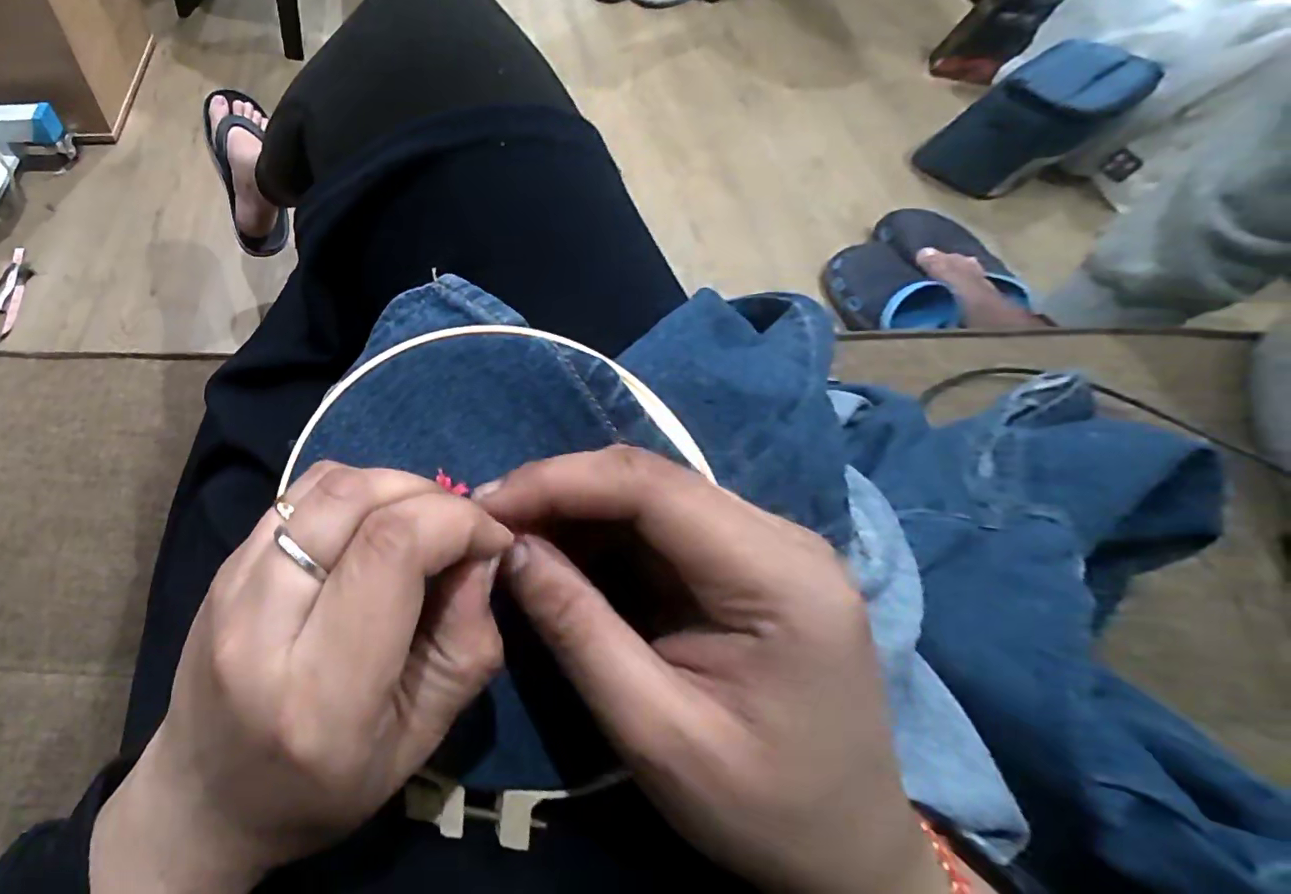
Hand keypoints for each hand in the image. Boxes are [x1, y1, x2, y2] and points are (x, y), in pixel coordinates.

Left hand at [90, 463, 512, 893]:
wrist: (206, 793)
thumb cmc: (323, 788)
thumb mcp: (418, 740)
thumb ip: (464, 646)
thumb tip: (481, 552)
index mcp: (320, 692)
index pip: (388, 552)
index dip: (453, 521)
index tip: (490, 537)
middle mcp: (262, 624)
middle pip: (352, 501)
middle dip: (426, 494)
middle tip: (460, 524)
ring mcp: (232, 583)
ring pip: (323, 485)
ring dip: (389, 483)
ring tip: (420, 517)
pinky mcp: (224, 563)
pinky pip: (297, 494)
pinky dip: (350, 490)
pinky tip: (370, 522)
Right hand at [481, 446, 946, 893]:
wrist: (846, 855)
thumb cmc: (760, 807)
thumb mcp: (653, 729)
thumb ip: (577, 628)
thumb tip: (508, 546)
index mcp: (778, 577)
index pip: (651, 487)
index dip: (558, 481)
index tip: (487, 505)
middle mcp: (778, 537)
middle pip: (646, 477)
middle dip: (556, 489)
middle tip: (489, 520)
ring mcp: (763, 542)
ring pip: (644, 490)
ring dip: (570, 506)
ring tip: (511, 536)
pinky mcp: (740, 558)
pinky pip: (653, 520)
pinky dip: (594, 528)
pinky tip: (556, 551)